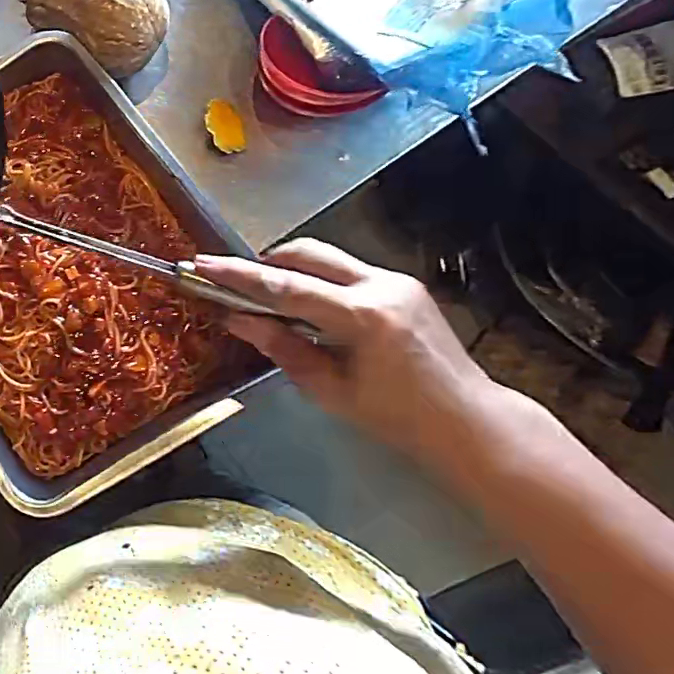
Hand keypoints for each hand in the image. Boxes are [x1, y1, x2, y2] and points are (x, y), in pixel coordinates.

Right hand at [193, 240, 506, 468]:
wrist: (467, 420)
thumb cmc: (398, 418)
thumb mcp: (328, 389)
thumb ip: (280, 347)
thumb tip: (238, 320)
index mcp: (364, 317)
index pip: (287, 287)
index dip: (240, 275)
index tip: (206, 265)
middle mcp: (382, 286)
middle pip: (307, 253)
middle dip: (265, 262)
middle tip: (235, 281)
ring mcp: (397, 280)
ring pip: (327, 257)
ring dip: (291, 270)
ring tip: (267, 297)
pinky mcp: (403, 283)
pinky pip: (346, 271)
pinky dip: (317, 280)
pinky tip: (307, 307)